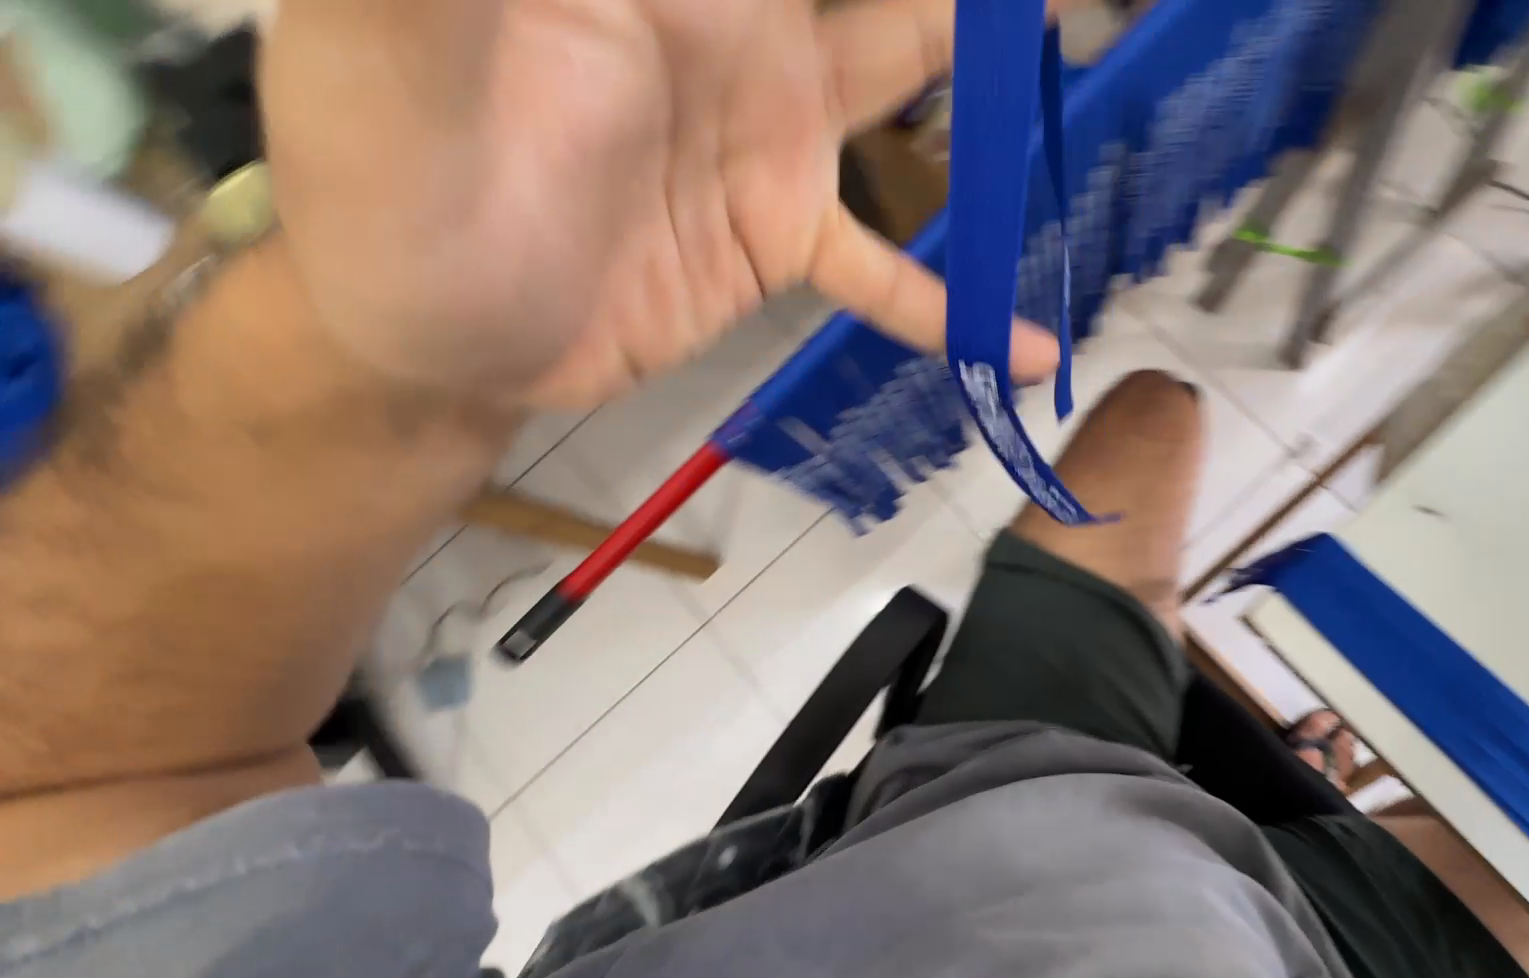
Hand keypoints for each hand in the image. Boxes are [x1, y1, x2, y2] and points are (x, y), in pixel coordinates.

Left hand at [261, 0, 1061, 409]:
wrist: (438, 344)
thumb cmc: (389, 206)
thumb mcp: (397, 64)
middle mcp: (728, 17)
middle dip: (961, 3)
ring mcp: (771, 132)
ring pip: (906, 78)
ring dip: (992, 80)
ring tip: (1090, 45)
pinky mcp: (783, 238)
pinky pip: (886, 270)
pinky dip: (950, 305)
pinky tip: (1027, 344)